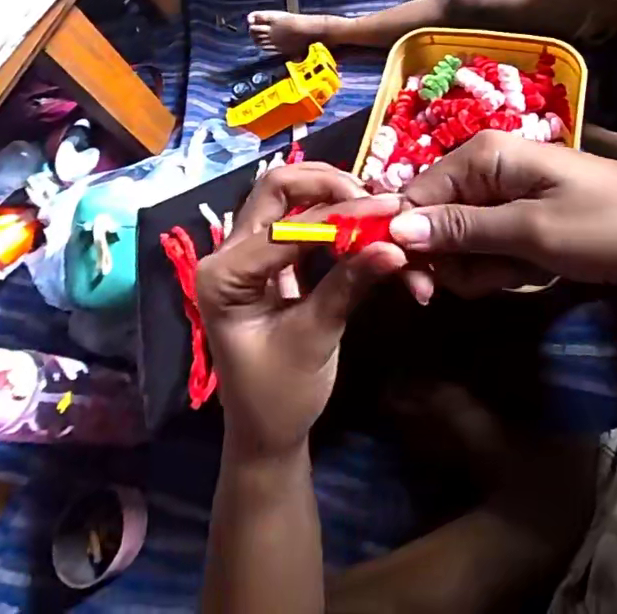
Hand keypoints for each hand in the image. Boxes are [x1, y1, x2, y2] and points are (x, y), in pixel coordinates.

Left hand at [198, 164, 408, 458]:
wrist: (265, 432)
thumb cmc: (279, 396)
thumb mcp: (314, 340)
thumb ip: (348, 286)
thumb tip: (393, 246)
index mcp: (223, 274)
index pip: (284, 224)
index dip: (338, 214)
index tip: (387, 211)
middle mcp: (228, 252)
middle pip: (277, 189)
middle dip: (327, 185)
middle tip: (374, 200)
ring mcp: (248, 253)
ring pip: (288, 198)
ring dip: (331, 194)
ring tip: (373, 206)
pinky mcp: (270, 260)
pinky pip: (299, 221)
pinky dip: (331, 215)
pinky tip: (361, 222)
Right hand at [391, 131, 616, 293]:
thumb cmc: (606, 222)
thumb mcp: (533, 230)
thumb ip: (463, 229)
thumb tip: (395, 227)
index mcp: (478, 157)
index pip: (413, 197)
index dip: (404, 241)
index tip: (419, 287)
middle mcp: (477, 171)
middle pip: (427, 223)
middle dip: (447, 261)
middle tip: (478, 285)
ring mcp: (492, 195)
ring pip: (452, 244)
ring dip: (476, 269)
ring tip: (520, 273)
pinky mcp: (508, 218)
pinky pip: (478, 250)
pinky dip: (495, 270)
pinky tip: (529, 272)